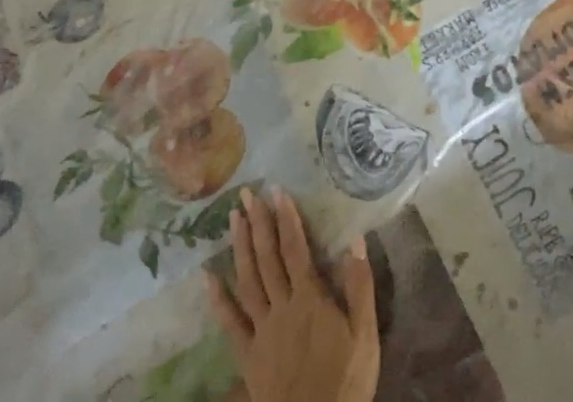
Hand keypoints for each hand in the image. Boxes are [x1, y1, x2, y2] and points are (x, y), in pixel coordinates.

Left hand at [206, 187, 379, 401]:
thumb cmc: (347, 380)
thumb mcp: (366, 334)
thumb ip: (360, 287)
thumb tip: (355, 242)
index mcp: (312, 300)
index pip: (297, 250)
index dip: (287, 219)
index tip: (277, 192)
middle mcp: (282, 307)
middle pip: (267, 259)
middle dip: (258, 224)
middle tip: (247, 194)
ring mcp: (262, 330)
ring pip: (247, 281)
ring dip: (240, 247)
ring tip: (233, 219)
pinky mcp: (248, 354)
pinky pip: (230, 322)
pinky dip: (218, 298)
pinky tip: (207, 277)